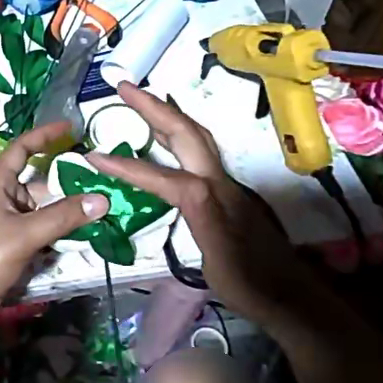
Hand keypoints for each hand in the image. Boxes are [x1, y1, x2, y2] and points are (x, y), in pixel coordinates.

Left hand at [0, 120, 107, 339]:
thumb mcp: (25, 235)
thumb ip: (64, 217)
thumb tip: (103, 199)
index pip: (21, 149)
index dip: (44, 135)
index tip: (70, 128)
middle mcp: (5, 199)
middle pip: (41, 181)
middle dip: (68, 179)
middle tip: (100, 176)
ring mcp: (11, 223)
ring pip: (46, 208)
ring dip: (69, 207)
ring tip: (101, 204)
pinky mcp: (16, 245)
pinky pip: (45, 229)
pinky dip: (63, 229)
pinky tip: (85, 232)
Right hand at [86, 84, 308, 327]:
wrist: (288, 295)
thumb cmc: (251, 286)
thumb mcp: (221, 264)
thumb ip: (204, 221)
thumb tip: (182, 186)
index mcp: (212, 201)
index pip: (165, 177)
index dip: (128, 167)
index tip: (93, 157)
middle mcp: (219, 184)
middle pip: (186, 134)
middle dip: (154, 107)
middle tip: (123, 86)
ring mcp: (224, 186)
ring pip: (195, 139)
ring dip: (166, 116)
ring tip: (139, 102)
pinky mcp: (225, 194)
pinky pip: (196, 153)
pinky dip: (176, 136)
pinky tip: (164, 142)